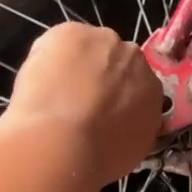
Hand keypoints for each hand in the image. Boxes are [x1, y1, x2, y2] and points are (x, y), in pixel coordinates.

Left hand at [0, 23, 162, 184]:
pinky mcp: (71, 32)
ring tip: (53, 94)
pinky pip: (59, 42)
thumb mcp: (131, 151)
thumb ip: (133, 127)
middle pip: (114, 60)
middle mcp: (133, 57)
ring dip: (74, 64)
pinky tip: (39, 83)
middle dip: (98, 76)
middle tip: (76, 102)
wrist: (61, 144)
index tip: (100, 112)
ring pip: (87, 48)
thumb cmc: (97, 159)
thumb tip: (121, 123)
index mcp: (152, 87)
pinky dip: (48, 57)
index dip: (116, 96)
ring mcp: (102, 40)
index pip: (136, 84)